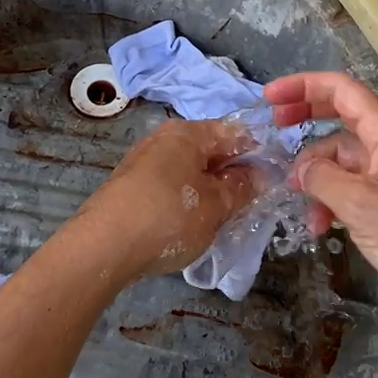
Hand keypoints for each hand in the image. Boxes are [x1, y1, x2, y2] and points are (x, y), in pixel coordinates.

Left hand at [70, 119, 258, 281]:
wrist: (104, 245)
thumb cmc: (168, 217)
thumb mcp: (215, 205)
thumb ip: (242, 187)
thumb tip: (261, 174)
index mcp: (189, 132)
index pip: (234, 132)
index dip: (257, 152)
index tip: (274, 177)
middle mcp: (165, 138)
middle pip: (210, 149)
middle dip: (232, 173)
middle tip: (251, 203)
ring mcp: (145, 160)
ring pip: (190, 168)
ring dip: (209, 188)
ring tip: (223, 217)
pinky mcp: (132, 185)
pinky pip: (171, 184)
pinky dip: (186, 198)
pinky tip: (191, 223)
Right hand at [266, 72, 377, 314]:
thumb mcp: (360, 204)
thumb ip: (322, 178)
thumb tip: (300, 170)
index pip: (340, 89)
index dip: (303, 85)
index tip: (269, 97)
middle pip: (340, 113)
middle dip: (305, 116)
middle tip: (274, 124)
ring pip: (341, 156)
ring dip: (316, 173)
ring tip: (297, 199)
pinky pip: (351, 184)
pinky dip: (331, 198)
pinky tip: (321, 226)